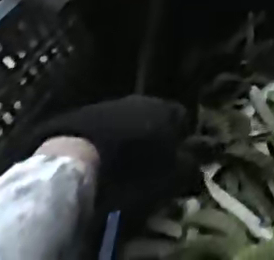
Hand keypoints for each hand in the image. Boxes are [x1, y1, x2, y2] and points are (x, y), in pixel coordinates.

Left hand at [32, 95, 188, 212]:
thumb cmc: (131, 167)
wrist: (77, 155)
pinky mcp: (89, 112)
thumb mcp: (167, 174)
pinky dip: (109, 138)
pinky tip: (103, 155)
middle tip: (151, 158)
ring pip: (131, 118)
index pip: (184, 117)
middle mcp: (146, 99)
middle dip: (155, 134)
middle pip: (157, 115)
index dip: (182, 137)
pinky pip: (108, 124)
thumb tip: (195, 162)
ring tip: (124, 160)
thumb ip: (186, 165)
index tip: (176, 156)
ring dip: (131, 135)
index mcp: (168, 109)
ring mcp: (116, 103)